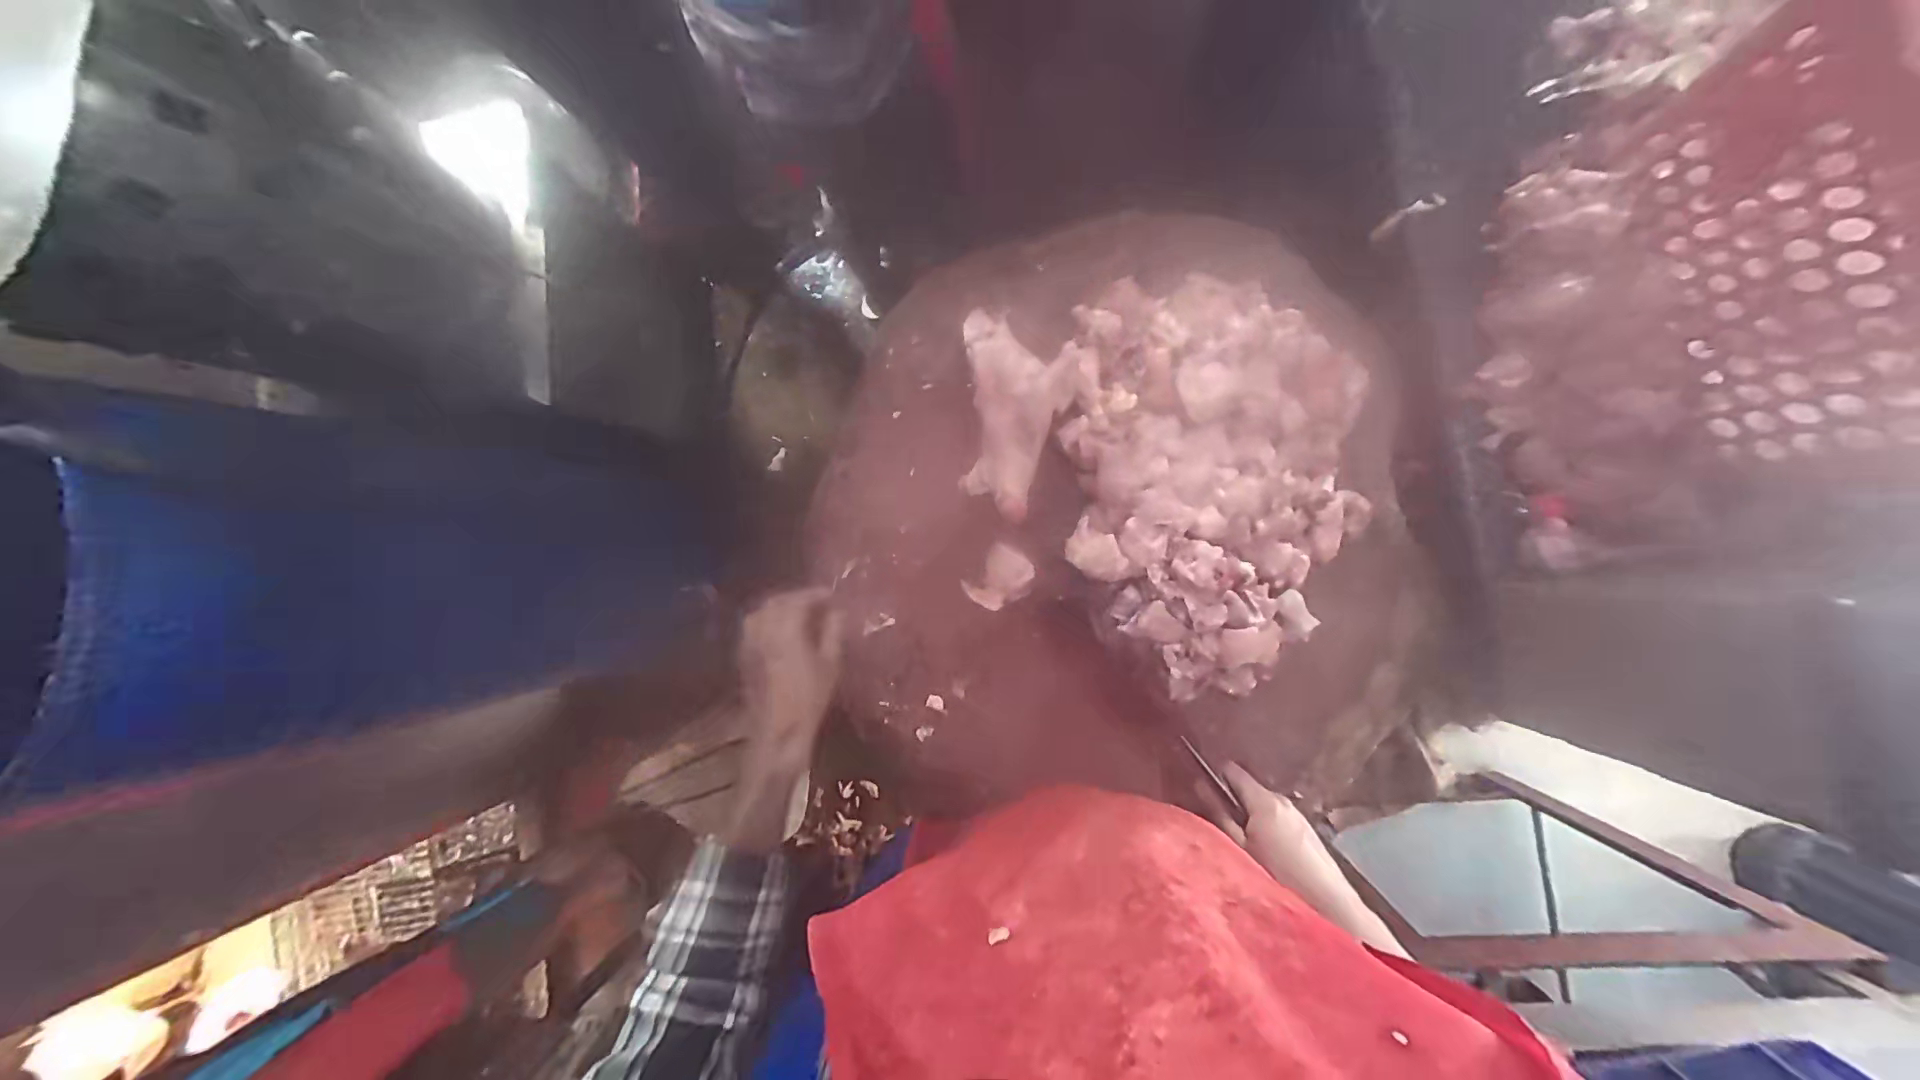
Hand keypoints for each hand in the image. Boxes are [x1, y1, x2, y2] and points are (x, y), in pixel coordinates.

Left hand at [727, 587, 844, 850]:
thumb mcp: (830, 664)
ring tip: (800, 614)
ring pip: (761, 612)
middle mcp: (762, 631)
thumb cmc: (809, 700)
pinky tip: (782, 631)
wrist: (776, 734)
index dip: (816, 594)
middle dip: (797, 597)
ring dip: (780, 607)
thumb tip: (837, 611)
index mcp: (785, 630)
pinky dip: (768, 620)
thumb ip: (833, 633)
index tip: (832, 596)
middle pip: (777, 601)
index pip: (799, 599)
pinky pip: (753, 626)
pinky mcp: (744, 657)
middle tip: (818, 603)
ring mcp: (749, 644)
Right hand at [1219, 762, 1407, 957]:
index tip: (1202, 789)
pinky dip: (1268, 829)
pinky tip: (1267, 855)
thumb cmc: (1279, 878)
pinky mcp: (1310, 833)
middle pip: (1249, 790)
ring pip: (1265, 807)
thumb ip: (1219, 816)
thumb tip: (1200, 787)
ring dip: (1251, 818)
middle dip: (1233, 802)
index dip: (1215, 776)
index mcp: (1264, 801)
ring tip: (1243, 843)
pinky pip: (1280, 821)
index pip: (1233, 771)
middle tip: (1219, 824)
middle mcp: (1284, 801)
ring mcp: (1300, 816)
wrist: (1334, 910)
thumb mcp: (1239, 849)